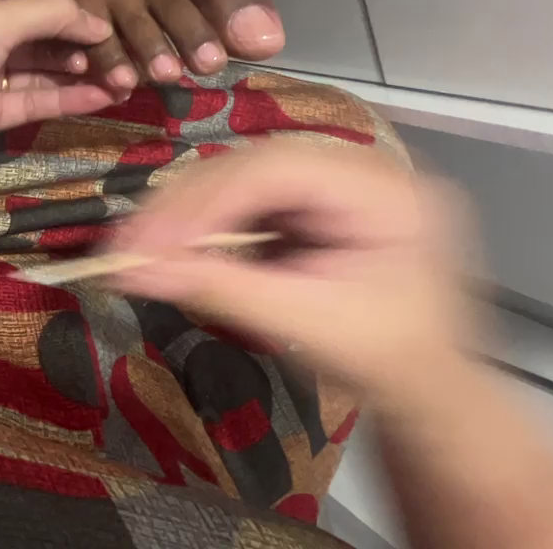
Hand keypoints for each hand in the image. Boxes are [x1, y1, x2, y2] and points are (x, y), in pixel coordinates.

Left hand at [0, 0, 120, 174]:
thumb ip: (46, 12)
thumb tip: (96, 20)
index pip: (33, 8)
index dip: (72, 17)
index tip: (114, 26)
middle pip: (41, 42)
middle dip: (82, 47)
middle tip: (128, 58)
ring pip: (42, 74)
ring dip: (81, 75)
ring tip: (126, 78)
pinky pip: (35, 101)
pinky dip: (68, 99)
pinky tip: (104, 96)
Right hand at [106, 142, 480, 408]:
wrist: (424, 387)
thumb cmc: (385, 360)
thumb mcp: (305, 324)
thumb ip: (220, 290)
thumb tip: (130, 272)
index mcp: (385, 190)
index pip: (277, 171)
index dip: (205, 200)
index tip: (151, 242)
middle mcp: (353, 166)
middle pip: (244, 166)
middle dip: (180, 207)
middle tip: (128, 244)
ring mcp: (323, 176)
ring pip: (227, 175)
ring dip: (176, 212)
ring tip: (135, 247)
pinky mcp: (296, 194)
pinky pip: (230, 195)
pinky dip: (192, 222)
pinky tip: (162, 243)